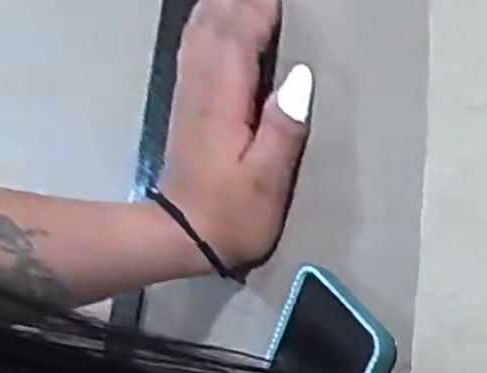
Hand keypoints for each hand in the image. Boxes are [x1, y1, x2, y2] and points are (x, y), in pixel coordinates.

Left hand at [154, 0, 310, 271]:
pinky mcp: (188, 102)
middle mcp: (201, 82)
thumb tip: (302, 75)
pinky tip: (219, 16)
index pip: (241, 30)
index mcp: (224, 97)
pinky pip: (195, 43)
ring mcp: (190, 89)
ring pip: (202, 24)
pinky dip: (209, 20)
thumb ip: (283, 129)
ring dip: (224, 2)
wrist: (184, 234)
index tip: (291, 0)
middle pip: (217, 17)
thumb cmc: (233, 214)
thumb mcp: (267, 181)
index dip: (264, 6)